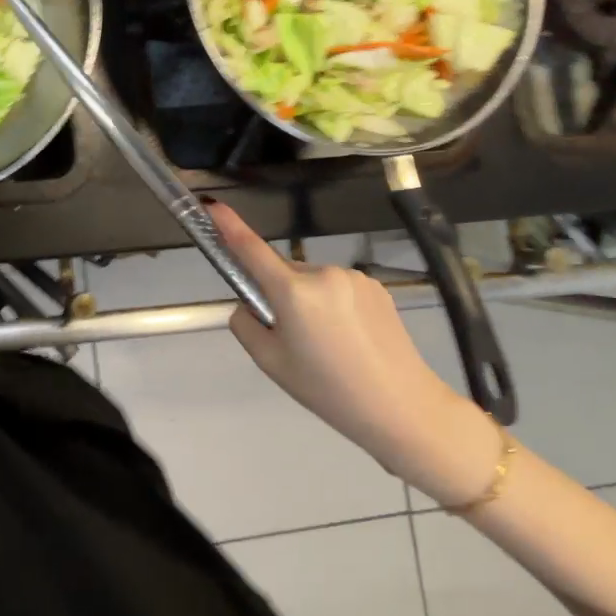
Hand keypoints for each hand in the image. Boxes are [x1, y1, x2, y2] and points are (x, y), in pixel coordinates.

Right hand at [212, 203, 502, 503]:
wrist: (404, 409)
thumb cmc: (328, 390)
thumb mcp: (270, 362)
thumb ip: (246, 324)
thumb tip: (249, 305)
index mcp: (294, 291)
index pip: (251, 248)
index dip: (228, 225)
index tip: (212, 206)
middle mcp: (324, 273)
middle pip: (282, 272)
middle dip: (279, 294)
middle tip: (293, 340)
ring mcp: (354, 278)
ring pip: (311, 281)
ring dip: (308, 301)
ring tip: (328, 346)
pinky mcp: (377, 287)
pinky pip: (337, 288)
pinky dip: (333, 307)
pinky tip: (350, 340)